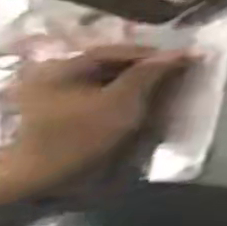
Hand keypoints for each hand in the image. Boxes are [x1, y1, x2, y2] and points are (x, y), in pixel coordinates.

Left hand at [0, 44, 192, 199]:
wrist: (41, 175)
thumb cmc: (82, 133)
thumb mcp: (123, 100)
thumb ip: (151, 73)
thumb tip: (184, 51)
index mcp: (59, 67)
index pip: (115, 51)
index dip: (153, 53)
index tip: (185, 58)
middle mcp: (50, 74)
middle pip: (108, 63)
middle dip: (144, 67)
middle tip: (176, 72)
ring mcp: (49, 93)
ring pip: (103, 77)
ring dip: (134, 79)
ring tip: (162, 85)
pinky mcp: (55, 109)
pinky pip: (95, 91)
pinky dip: (120, 92)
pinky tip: (137, 99)